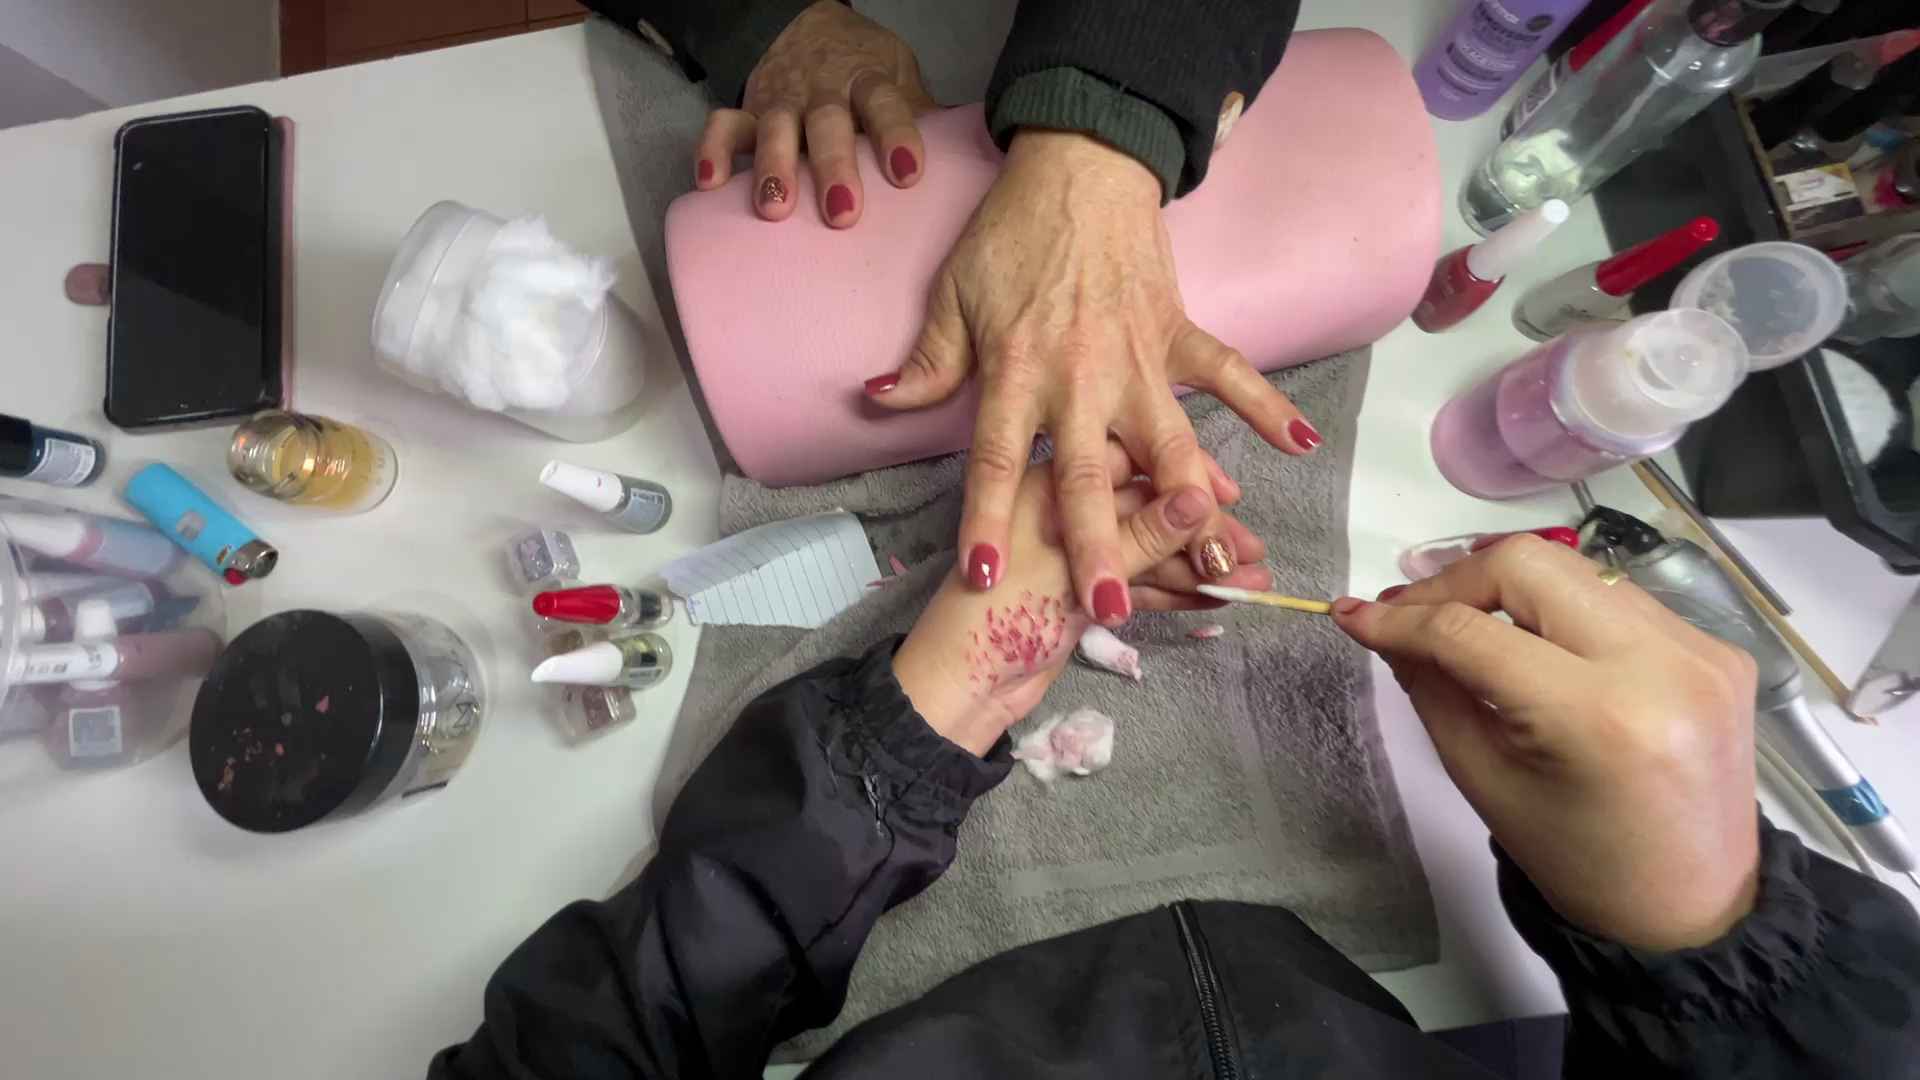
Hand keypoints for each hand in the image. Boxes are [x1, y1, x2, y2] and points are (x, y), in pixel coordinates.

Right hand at [694, 0, 934, 225]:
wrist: (815, 31)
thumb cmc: (869, 79)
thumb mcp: (901, 87)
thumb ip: (922, 124)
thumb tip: (969, 170)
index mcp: (869, 83)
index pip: (885, 104)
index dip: (895, 135)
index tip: (907, 173)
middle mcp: (825, 93)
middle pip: (828, 125)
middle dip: (834, 168)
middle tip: (842, 215)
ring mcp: (783, 102)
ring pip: (776, 129)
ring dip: (774, 169)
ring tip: (775, 210)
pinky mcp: (749, 112)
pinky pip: (725, 126)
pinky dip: (713, 150)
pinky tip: (709, 182)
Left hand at [867, 130, 1317, 627]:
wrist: (1078, 168)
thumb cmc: (1009, 239)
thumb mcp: (953, 298)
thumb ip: (926, 363)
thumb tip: (879, 399)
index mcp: (1015, 371)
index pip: (992, 461)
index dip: (984, 521)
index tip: (983, 577)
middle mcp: (1078, 376)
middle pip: (1085, 474)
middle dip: (1095, 544)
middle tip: (1104, 607)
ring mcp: (1137, 357)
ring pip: (1168, 439)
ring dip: (1188, 499)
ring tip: (1216, 557)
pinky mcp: (1180, 332)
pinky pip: (1229, 372)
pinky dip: (1266, 405)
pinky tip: (1300, 446)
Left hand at [894, 444, 1269, 755]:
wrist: (957, 686)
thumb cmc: (999, 615)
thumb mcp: (1070, 568)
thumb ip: (1136, 534)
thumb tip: (1202, 497)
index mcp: (1046, 481)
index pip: (1125, 464)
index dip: (1180, 478)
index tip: (1229, 496)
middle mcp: (1063, 508)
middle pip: (1144, 511)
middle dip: (1200, 533)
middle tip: (1252, 550)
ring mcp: (1074, 551)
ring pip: (1145, 552)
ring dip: (1194, 568)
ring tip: (1253, 582)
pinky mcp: (1082, 591)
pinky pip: (1134, 584)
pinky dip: (1172, 593)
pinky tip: (1216, 599)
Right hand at [1332, 535, 1761, 951]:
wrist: (1688, 903)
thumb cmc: (1566, 849)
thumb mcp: (1474, 767)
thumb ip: (1426, 680)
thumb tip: (1376, 621)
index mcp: (1594, 715)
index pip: (1468, 631)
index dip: (1398, 619)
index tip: (1351, 616)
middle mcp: (1659, 664)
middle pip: (1524, 564)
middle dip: (1450, 582)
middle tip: (1410, 615)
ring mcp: (1698, 648)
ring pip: (1565, 566)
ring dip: (1496, 586)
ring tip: (1458, 622)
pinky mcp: (1711, 646)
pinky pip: (1604, 591)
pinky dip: (1546, 603)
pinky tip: (1523, 638)